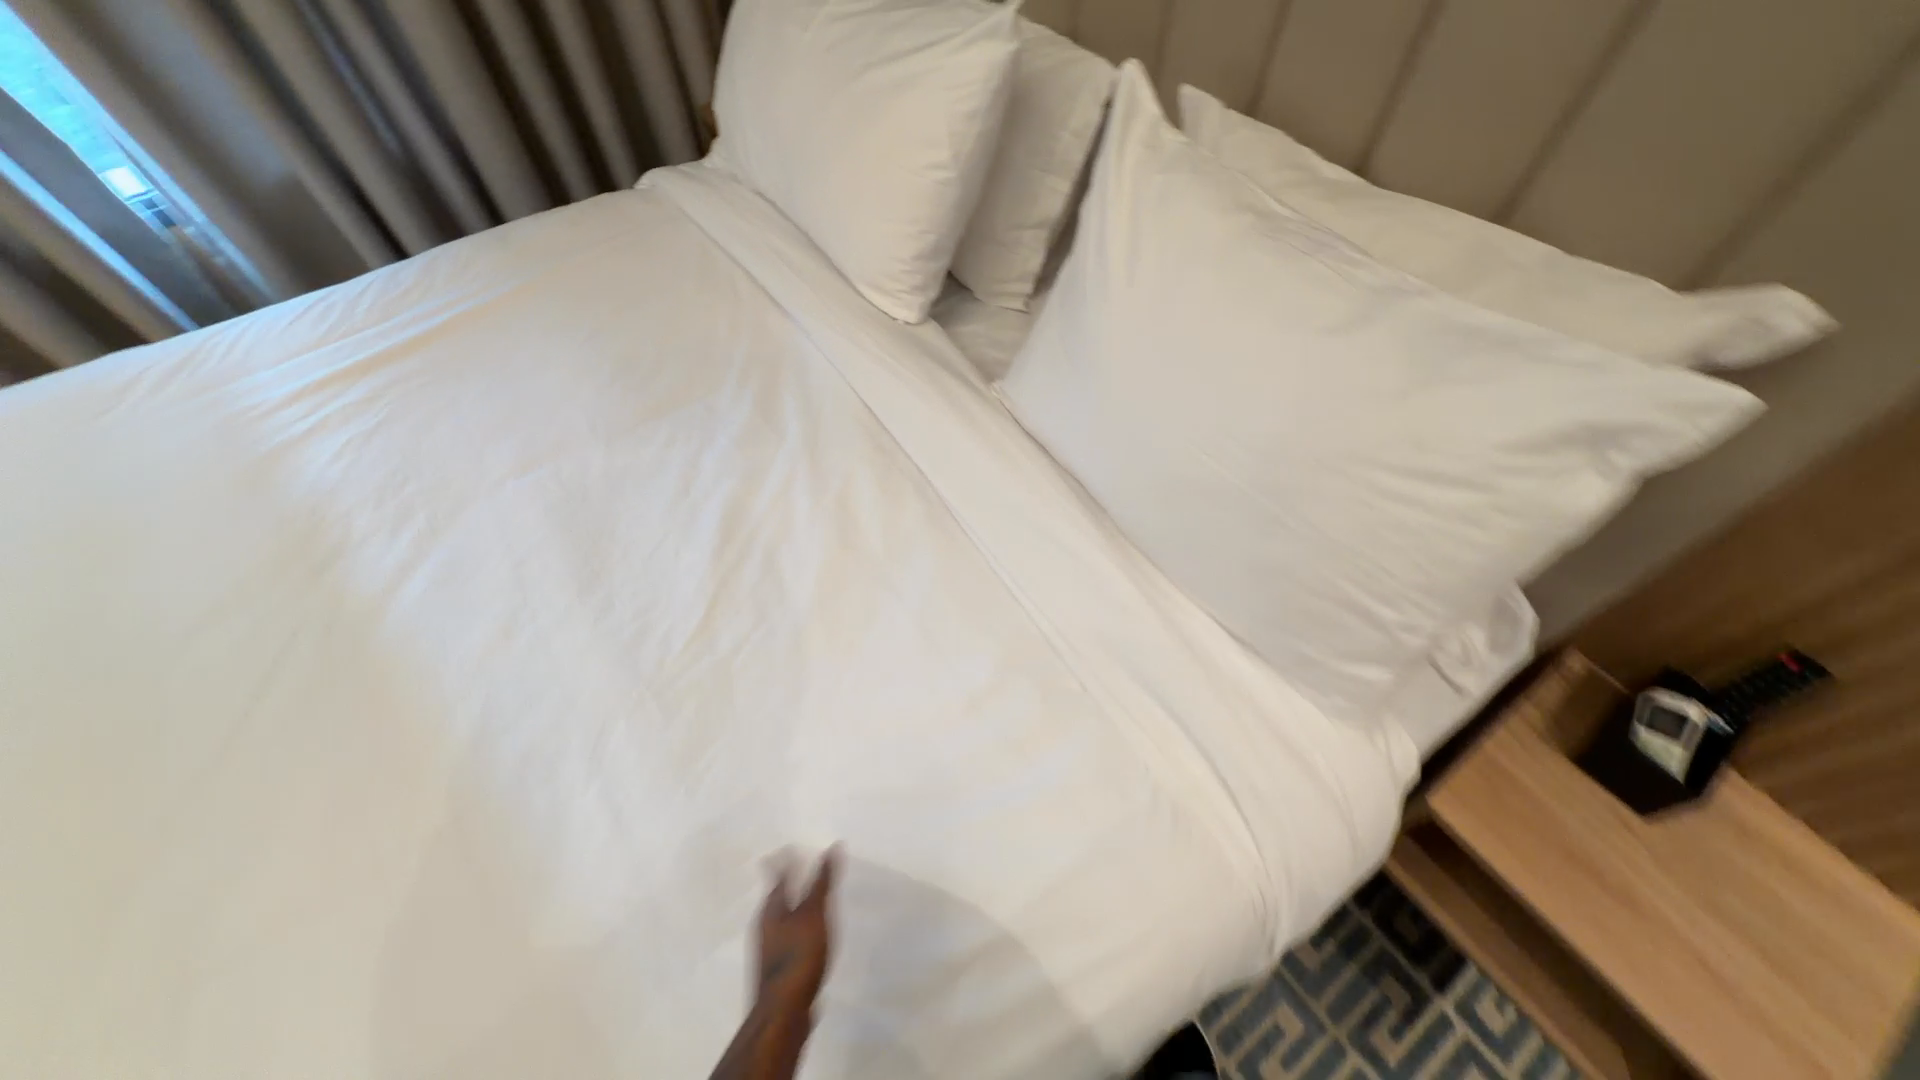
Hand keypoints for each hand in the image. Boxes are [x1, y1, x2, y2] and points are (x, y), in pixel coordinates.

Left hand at [754, 846, 838, 1015]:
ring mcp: (770, 950)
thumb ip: (823, 883)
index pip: (778, 877)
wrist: (783, 1011)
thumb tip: (832, 847)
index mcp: (772, 909)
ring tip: (805, 899)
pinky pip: (789, 938)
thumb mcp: (815, 914)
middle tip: (794, 869)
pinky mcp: (780, 968)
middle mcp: (766, 926)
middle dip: (785, 883)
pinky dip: (798, 929)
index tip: (786, 847)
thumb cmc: (799, 956)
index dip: (783, 862)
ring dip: (792, 906)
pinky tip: (809, 937)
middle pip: (776, 898)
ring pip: (782, 919)